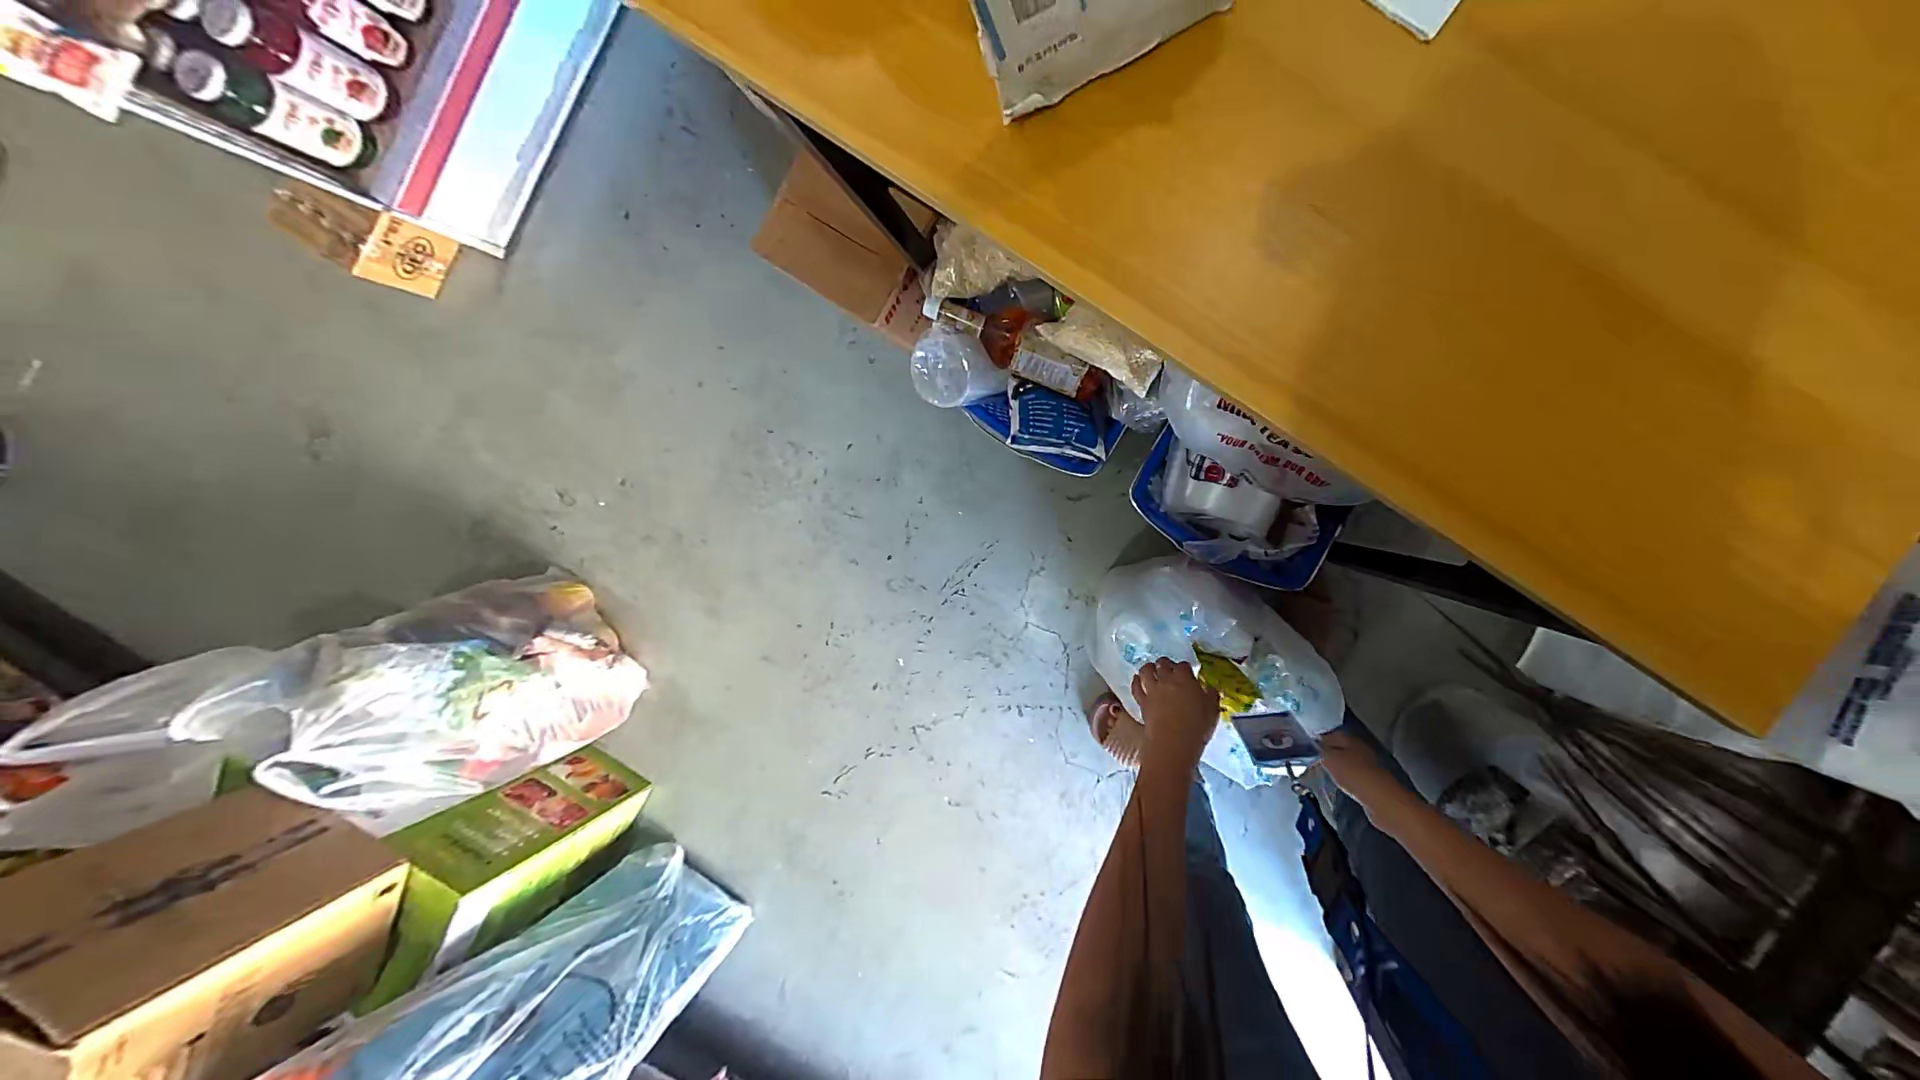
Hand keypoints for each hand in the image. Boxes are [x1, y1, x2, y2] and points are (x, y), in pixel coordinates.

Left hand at [1132, 657, 1218, 768]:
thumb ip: (1211, 696)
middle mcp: (1166, 680)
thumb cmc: (1197, 726)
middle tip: (1168, 667)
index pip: (1183, 665)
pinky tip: (1137, 679)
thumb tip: (1211, 689)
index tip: (1187, 671)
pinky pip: (1136, 686)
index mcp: (1184, 679)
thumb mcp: (1212, 710)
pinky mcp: (1142, 701)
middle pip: (1163, 664)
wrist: (1174, 741)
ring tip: (1151, 668)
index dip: (1185, 667)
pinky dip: (1136, 681)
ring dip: (1148, 667)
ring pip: (1146, 671)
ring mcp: (1152, 690)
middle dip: (1165, 664)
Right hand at [1317, 730, 1404, 816]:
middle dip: (1326, 753)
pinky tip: (1338, 784)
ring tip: (1321, 772)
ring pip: (1346, 762)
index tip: (1304, 746)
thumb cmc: (1355, 775)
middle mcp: (1362, 750)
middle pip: (1339, 748)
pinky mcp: (1372, 783)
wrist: (1383, 801)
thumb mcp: (1330, 759)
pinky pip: (1353, 776)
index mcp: (1351, 740)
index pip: (1330, 734)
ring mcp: (1369, 767)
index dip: (1316, 739)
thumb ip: (1318, 751)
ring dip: (1335, 766)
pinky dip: (1344, 779)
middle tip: (1310, 759)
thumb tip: (1309, 746)